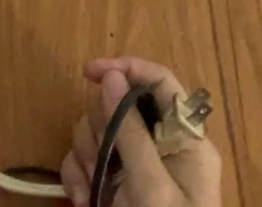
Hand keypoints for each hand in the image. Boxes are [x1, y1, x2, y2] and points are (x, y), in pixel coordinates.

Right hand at [61, 57, 223, 206]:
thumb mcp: (152, 188)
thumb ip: (131, 131)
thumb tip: (111, 75)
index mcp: (183, 140)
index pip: (158, 81)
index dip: (126, 67)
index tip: (89, 71)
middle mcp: (159, 146)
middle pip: (117, 104)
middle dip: (99, 129)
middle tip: (100, 160)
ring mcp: (134, 166)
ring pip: (95, 130)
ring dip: (84, 158)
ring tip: (91, 195)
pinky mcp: (113, 184)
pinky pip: (84, 160)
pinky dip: (77, 178)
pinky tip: (84, 202)